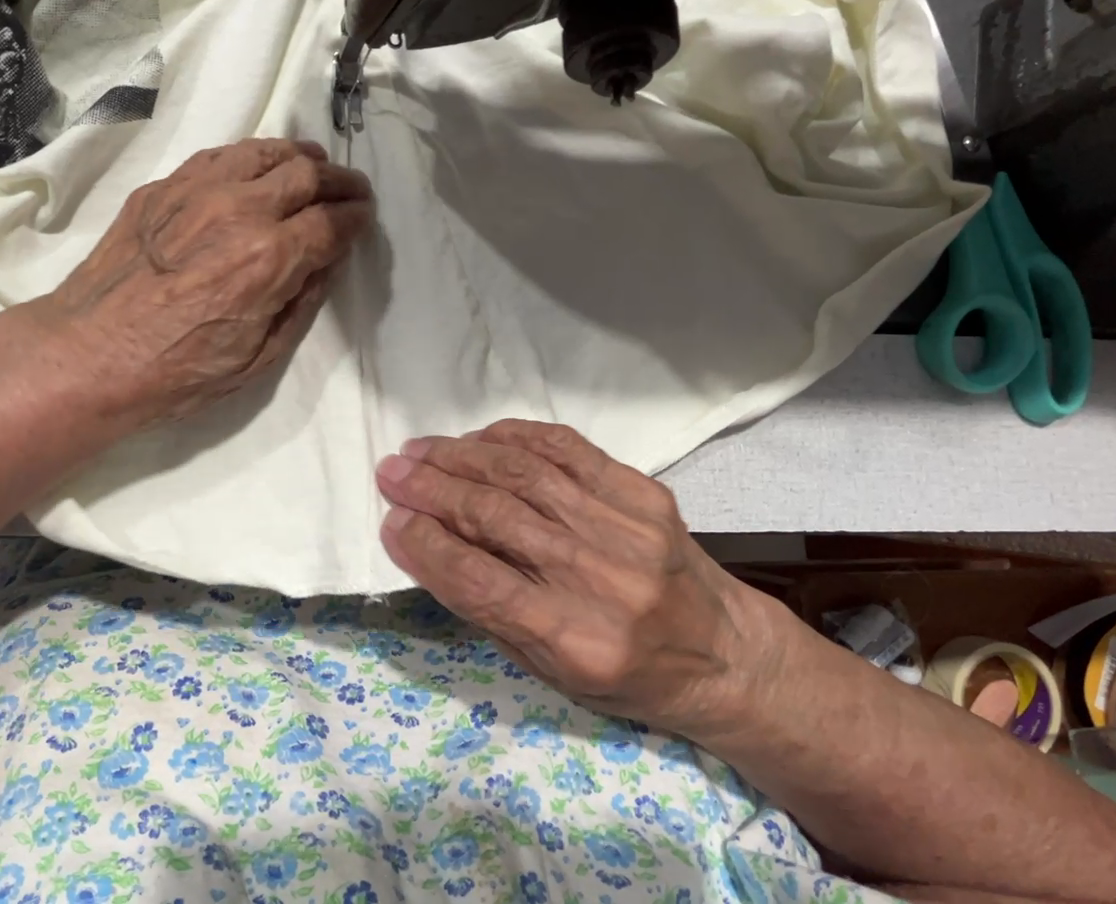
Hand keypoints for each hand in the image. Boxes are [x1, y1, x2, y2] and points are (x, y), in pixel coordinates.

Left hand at [35, 138, 372, 427]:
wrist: (89, 354)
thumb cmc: (177, 373)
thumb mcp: (257, 359)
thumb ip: (300, 304)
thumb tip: (324, 264)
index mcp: (269, 259)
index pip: (332, 222)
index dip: (357, 217)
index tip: (365, 217)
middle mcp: (239, 210)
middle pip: (306, 174)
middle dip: (340, 180)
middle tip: (350, 188)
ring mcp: (196, 192)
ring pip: (263, 152)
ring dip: (298, 156)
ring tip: (311, 165)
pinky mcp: (162, 188)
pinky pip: (218, 156)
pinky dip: (249, 157)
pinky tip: (254, 169)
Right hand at [375, 419, 782, 737]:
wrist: (725, 655)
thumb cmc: (626, 677)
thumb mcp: (547, 671)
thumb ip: (485, 607)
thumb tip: (422, 543)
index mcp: (577, 641)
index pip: (479, 581)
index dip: (426, 546)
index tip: (390, 521)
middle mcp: (604, 580)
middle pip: (497, 517)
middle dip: (431, 489)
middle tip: (389, 473)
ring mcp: (629, 529)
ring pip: (524, 475)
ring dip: (460, 457)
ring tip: (418, 451)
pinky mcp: (644, 493)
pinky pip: (566, 449)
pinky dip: (512, 438)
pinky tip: (476, 439)